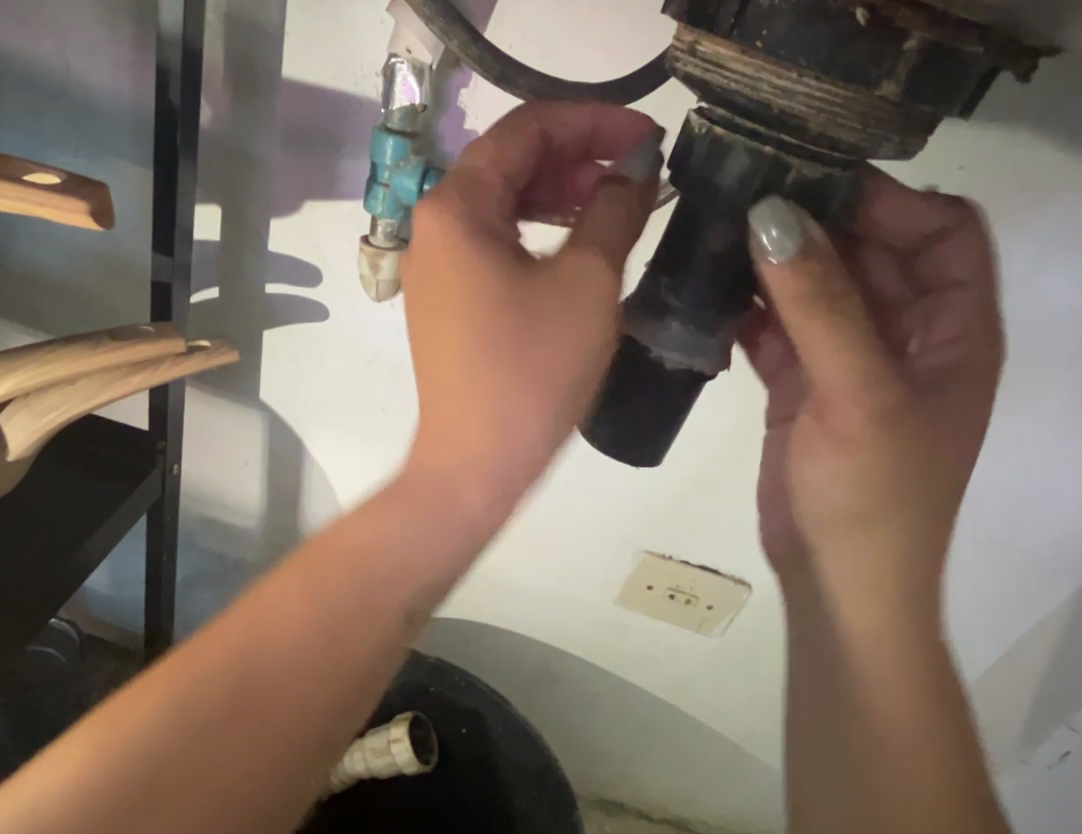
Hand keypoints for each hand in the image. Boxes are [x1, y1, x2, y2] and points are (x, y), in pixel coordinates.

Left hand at [401, 102, 659, 511]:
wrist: (477, 463)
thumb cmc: (532, 371)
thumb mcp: (586, 283)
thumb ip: (614, 209)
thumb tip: (637, 166)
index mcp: (456, 206)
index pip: (526, 129)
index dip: (593, 122)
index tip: (648, 135)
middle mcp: (432, 227)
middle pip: (509, 164)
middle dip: (577, 157)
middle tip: (640, 170)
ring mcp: (434, 268)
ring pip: (502, 205)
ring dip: (560, 195)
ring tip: (619, 204)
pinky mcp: (445, 303)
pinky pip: (494, 246)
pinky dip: (538, 234)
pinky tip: (580, 244)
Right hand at [741, 170, 1003, 613]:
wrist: (838, 584)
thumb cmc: (873, 496)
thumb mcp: (858, 393)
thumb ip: (819, 303)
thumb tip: (773, 213)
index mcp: (954, 330)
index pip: (942, 232)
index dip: (889, 203)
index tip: (814, 185)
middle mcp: (908, 337)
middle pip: (871, 256)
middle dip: (816, 228)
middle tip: (746, 196)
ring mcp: (851, 366)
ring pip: (817, 293)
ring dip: (775, 269)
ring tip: (717, 239)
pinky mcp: (803, 392)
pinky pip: (779, 334)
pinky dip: (749, 316)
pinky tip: (709, 299)